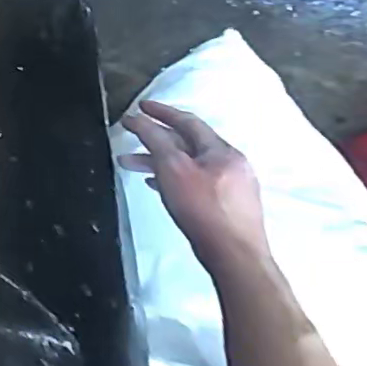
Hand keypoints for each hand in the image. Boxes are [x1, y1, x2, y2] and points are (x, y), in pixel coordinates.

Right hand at [121, 100, 268, 273]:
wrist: (236, 259)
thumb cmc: (203, 209)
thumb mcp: (172, 167)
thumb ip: (154, 139)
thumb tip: (137, 119)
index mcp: (223, 152)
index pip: (188, 122)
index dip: (161, 112)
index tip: (140, 106)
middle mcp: (233, 165)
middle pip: (187, 143)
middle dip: (155, 139)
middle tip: (131, 134)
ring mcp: (234, 188)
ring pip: (189, 164)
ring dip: (159, 161)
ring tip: (130, 164)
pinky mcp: (229, 208)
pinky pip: (196, 182)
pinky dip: (173, 177)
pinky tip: (156, 184)